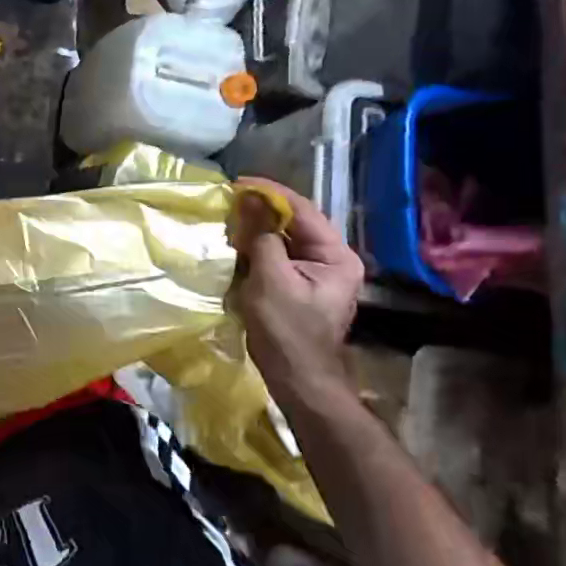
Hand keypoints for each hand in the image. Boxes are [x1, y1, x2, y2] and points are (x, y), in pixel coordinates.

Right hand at [231, 178, 364, 405]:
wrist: (298, 382)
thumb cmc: (287, 332)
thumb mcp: (270, 280)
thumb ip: (261, 236)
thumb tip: (248, 199)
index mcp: (336, 256)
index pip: (302, 210)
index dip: (270, 193)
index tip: (238, 183)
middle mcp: (332, 259)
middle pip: (295, 222)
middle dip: (262, 210)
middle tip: (229, 201)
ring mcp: (317, 274)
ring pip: (285, 238)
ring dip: (258, 228)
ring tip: (230, 219)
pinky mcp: (300, 286)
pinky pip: (279, 256)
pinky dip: (258, 247)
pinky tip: (238, 244)